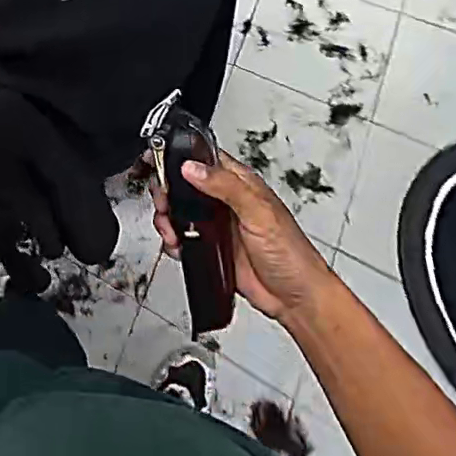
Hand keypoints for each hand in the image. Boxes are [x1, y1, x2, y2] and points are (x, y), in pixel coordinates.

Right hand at [153, 150, 335, 322]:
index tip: (159, 160)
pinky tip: (178, 245)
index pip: (204, 158)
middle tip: (163, 201)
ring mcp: (217, 224)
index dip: (181, 156)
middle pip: (184, 184)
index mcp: (239, 182)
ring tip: (170, 227)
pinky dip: (174, 240)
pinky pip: (183, 238)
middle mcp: (226, 200)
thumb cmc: (291, 253)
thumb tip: (193, 168)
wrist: (295, 299)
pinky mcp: (211, 247)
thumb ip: (225, 186)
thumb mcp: (258, 212)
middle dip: (167, 190)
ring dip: (168, 217)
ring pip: (180, 211)